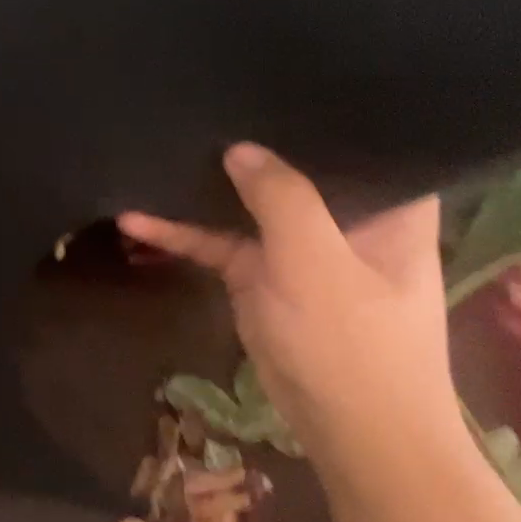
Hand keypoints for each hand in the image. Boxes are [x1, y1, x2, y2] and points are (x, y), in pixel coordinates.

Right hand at [118, 143, 463, 468]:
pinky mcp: (261, 280)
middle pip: (294, 175)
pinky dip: (180, 236)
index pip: (362, 151)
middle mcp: (345, 225)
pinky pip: (216, 245)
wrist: (351, 428)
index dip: (324, 122)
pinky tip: (134, 224)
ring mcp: (300, 253)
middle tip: (201, 112)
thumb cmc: (351, 341)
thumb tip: (240, 149)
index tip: (274, 93)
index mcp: (387, 215)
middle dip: (249, 149)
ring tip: (152, 158)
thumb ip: (281, 198)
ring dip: (202, 193)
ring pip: (246, 209)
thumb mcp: (314, 261)